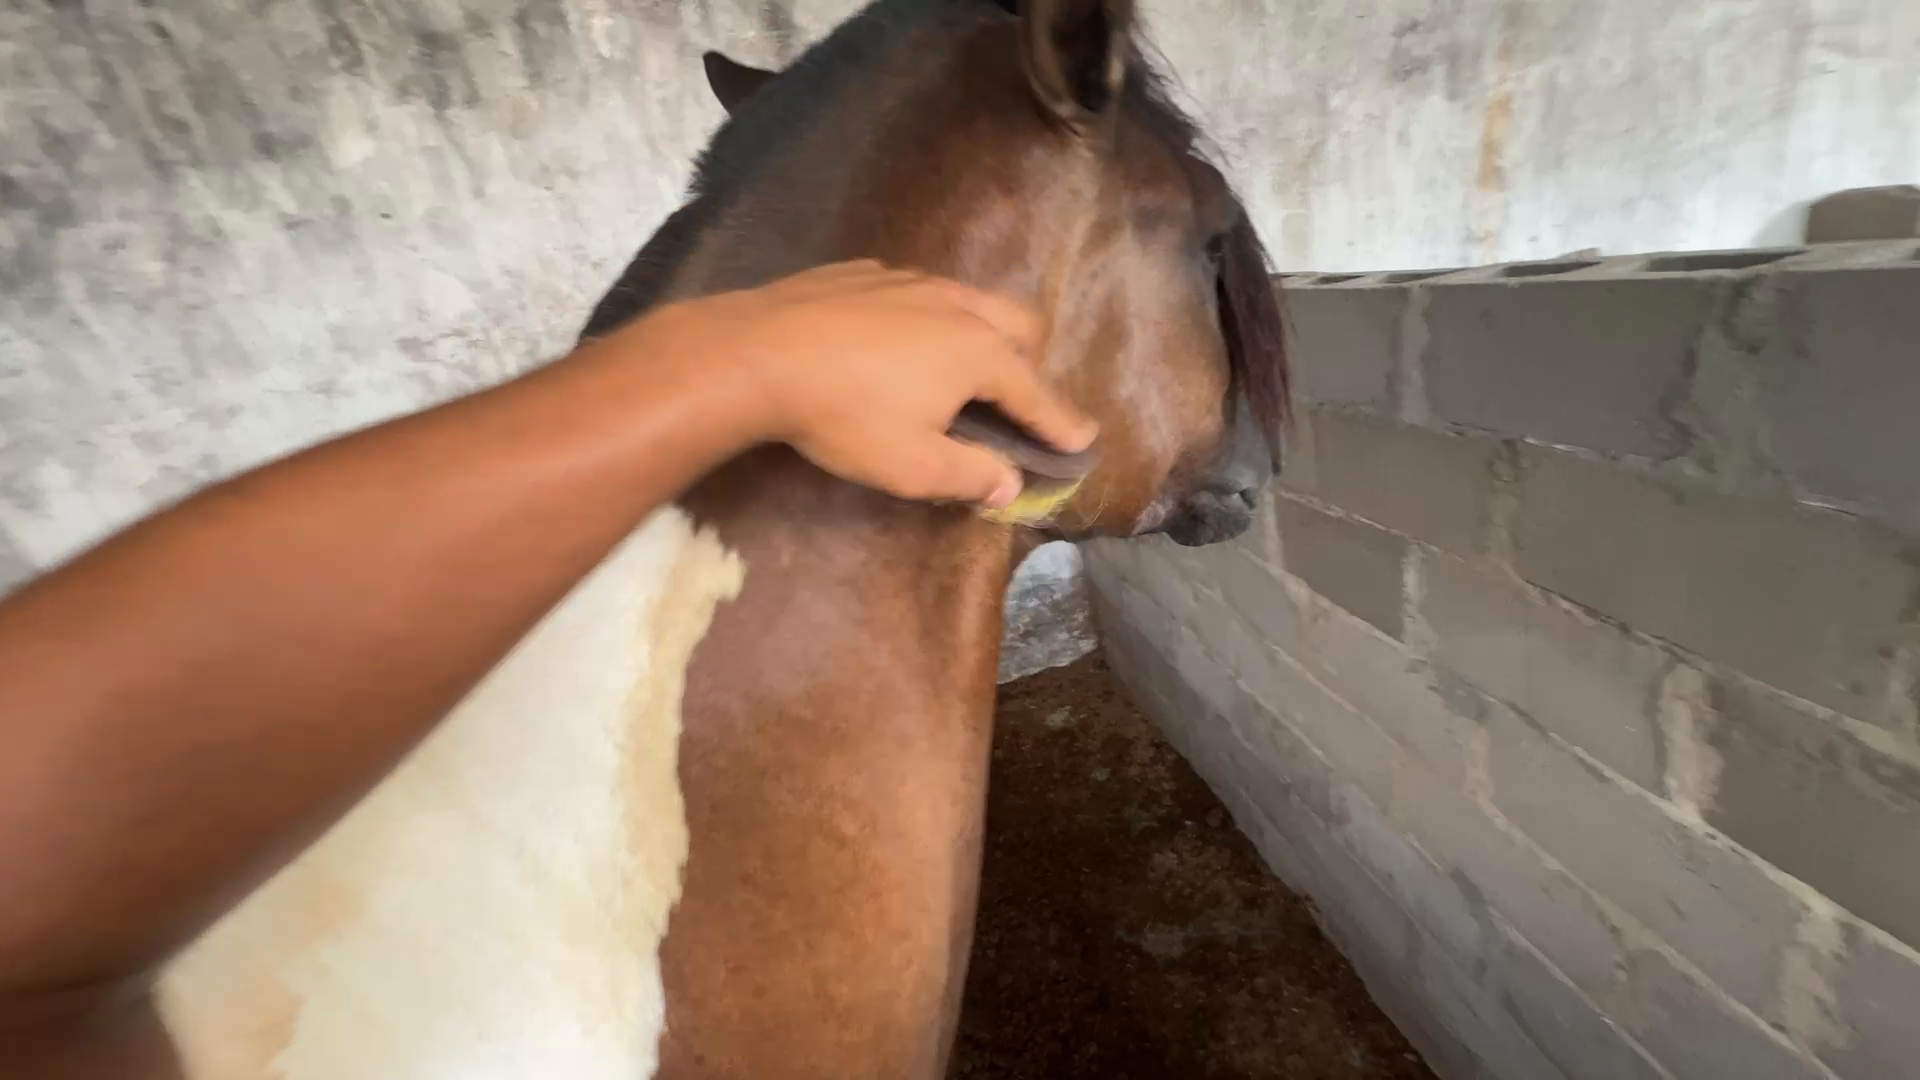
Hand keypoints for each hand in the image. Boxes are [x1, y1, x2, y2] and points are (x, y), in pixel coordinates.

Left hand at [644, 261, 1097, 507]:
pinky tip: (896, 344)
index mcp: (978, 354)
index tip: (1084, 439)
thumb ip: (972, 475)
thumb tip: (1011, 484)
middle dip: (1031, 363)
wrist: (757, 355)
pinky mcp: (867, 272)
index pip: (1036, 394)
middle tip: (1015, 400)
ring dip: (982, 335)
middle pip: (1020, 325)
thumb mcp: (914, 466)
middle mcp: (957, 306)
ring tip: (959, 369)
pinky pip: (920, 292)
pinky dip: (930, 320)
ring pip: (970, 301)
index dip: (1062, 423)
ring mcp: (911, 280)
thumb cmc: (846, 417)